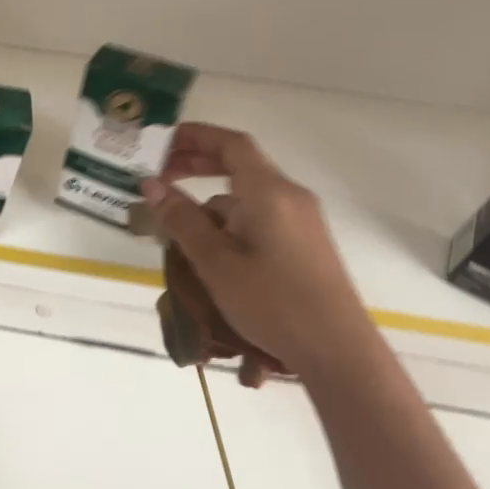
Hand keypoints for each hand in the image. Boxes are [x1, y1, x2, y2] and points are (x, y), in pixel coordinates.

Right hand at [141, 124, 375, 379]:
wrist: (339, 353)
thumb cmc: (273, 302)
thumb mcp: (215, 261)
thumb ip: (181, 219)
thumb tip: (150, 184)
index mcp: (269, 192)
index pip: (231, 144)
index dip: (194, 135)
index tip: (160, 142)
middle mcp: (289, 197)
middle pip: (239, 164)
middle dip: (196, 163)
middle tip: (158, 175)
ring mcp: (301, 221)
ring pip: (246, 195)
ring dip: (208, 200)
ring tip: (174, 226)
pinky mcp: (304, 244)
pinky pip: (259, 215)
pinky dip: (227, 219)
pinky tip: (208, 250)